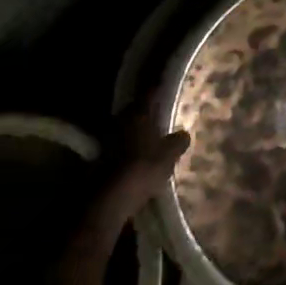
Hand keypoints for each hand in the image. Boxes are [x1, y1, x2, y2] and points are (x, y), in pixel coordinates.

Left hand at [90, 102, 189, 234]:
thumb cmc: (145, 167)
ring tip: (151, 137)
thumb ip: (178, 141)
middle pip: (135, 109)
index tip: (166, 88)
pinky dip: (129, 146)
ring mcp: (108, 137)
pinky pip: (120, 144)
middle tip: (161, 115)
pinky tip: (139, 155)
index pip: (150, 94)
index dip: (158, 90)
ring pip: (126, 127)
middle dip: (147, 112)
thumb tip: (184, 133)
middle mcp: (121, 119)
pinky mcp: (101, 156)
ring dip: (137, 130)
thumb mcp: (170, 154)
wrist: (111, 196)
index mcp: (139, 113)